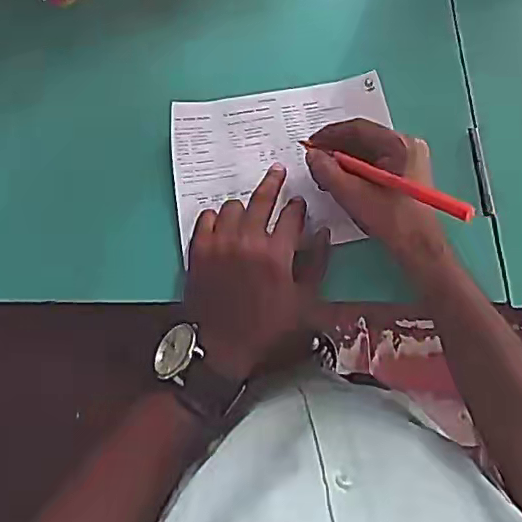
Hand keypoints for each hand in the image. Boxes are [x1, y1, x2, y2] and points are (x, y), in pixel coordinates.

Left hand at [185, 163, 329, 378]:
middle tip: (277, 171)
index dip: (298, 207)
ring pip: (233, 207)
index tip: (299, 203)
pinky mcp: (198, 251)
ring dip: (245, 206)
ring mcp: (219, 244)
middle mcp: (247, 241)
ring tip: (249, 209)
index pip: (292, 215)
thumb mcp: (304, 303)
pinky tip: (222, 222)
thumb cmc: (266, 329)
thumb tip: (323, 234)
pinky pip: (206, 219)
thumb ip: (317, 264)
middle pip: (262, 200)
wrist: (219, 349)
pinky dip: (216, 217)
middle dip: (273, 183)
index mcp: (277, 254)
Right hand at [305, 119, 448, 265]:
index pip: (358, 128)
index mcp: (399, 144)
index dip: (330, 135)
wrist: (420, 246)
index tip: (310, 144)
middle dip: (336, 147)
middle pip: (363, 138)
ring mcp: (410, 157)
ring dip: (344, 159)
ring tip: (325, 172)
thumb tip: (312, 154)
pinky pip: (376, 161)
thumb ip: (328, 171)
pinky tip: (342, 180)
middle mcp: (407, 144)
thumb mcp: (353, 194)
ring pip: (368, 150)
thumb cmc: (391, 220)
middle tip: (315, 158)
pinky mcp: (407, 171)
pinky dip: (357, 167)